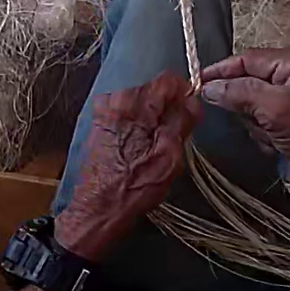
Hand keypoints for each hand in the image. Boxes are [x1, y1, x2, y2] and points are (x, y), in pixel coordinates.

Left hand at [56, 71, 202, 261]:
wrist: (96, 210)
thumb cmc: (134, 186)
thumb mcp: (169, 155)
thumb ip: (182, 121)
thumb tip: (193, 99)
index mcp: (132, 102)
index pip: (168, 80)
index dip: (185, 93)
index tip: (192, 112)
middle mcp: (113, 99)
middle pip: (153, 91)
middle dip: (168, 109)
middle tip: (175, 138)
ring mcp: (102, 111)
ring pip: (141, 104)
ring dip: (153, 119)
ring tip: (157, 148)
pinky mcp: (98, 124)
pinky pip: (128, 115)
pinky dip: (139, 126)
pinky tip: (140, 150)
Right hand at [198, 45, 289, 191]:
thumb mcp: (276, 109)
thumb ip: (239, 93)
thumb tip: (210, 87)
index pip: (249, 58)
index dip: (221, 71)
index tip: (197, 82)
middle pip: (248, 81)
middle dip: (246, 105)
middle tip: (257, 121)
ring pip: (251, 103)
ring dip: (255, 122)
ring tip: (273, 135)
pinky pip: (261, 118)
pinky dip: (263, 132)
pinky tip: (278, 143)